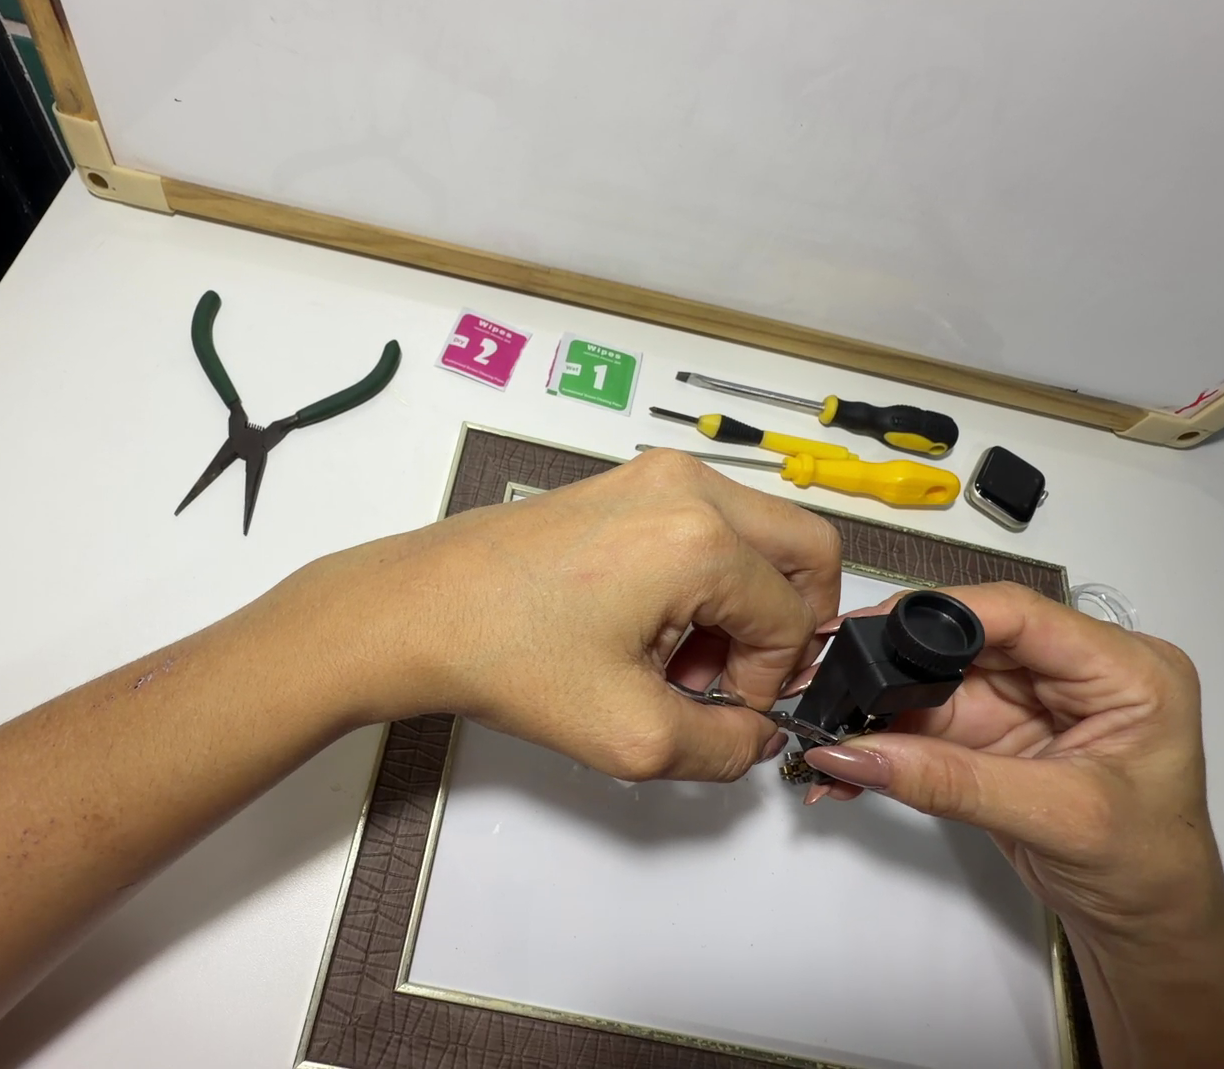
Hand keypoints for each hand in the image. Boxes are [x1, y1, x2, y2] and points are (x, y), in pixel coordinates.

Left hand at [261, 449, 841, 781]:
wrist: (419, 612)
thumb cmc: (502, 654)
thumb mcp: (631, 734)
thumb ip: (725, 748)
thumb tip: (757, 733)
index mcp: (698, 539)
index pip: (791, 617)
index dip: (772, 677)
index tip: (728, 706)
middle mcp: (684, 488)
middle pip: (803, 549)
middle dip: (788, 622)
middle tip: (741, 672)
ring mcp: (652, 476)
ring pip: (756, 535)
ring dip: (743, 600)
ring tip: (680, 657)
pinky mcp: (625, 485)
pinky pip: (707, 523)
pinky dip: (706, 575)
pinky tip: (654, 625)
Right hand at [800, 583, 1222, 939]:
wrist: (1144, 925)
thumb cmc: (1145, 870)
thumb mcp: (1053, 818)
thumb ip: (945, 780)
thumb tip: (847, 752)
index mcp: (1121, 669)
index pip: (1016, 613)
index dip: (934, 615)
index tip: (861, 630)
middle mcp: (1066, 667)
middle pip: (960, 637)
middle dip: (888, 657)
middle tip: (824, 675)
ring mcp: (1021, 694)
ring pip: (928, 674)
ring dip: (875, 701)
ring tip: (827, 723)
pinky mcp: (986, 722)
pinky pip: (918, 714)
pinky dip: (880, 736)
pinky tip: (850, 760)